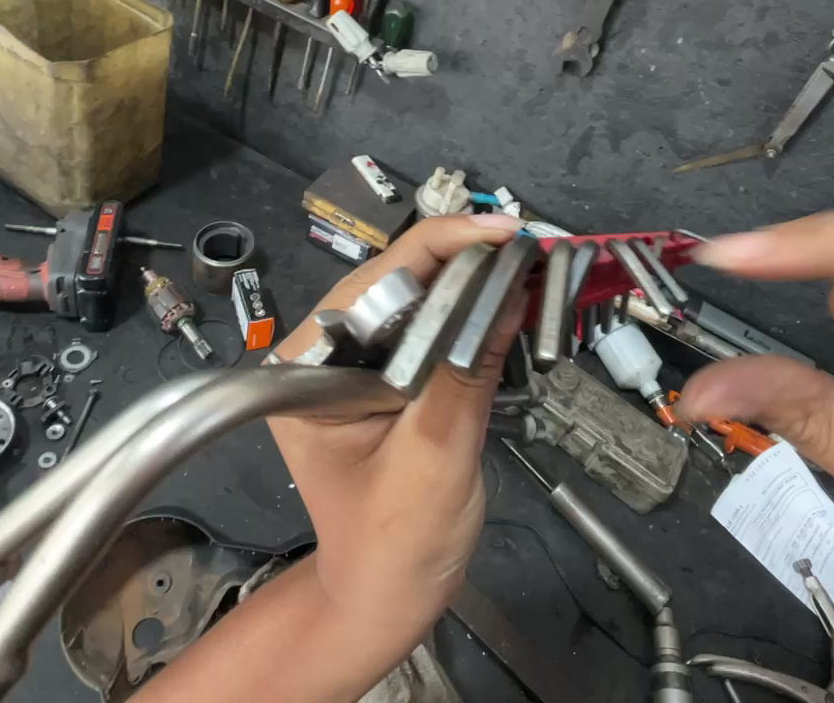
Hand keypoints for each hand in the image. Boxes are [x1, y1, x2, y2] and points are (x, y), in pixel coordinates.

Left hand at [269, 214, 527, 650]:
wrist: (386, 597)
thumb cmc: (395, 546)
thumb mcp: (436, 457)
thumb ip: (468, 369)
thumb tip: (509, 289)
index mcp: (307, 369)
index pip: (375, 283)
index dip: (443, 250)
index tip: (504, 236)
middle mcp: (321, 353)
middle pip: (395, 281)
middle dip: (463, 260)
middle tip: (527, 248)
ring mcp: (350, 362)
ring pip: (415, 298)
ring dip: (470, 283)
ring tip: (523, 268)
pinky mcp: (381, 374)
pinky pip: (425, 327)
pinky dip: (466, 314)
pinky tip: (502, 303)